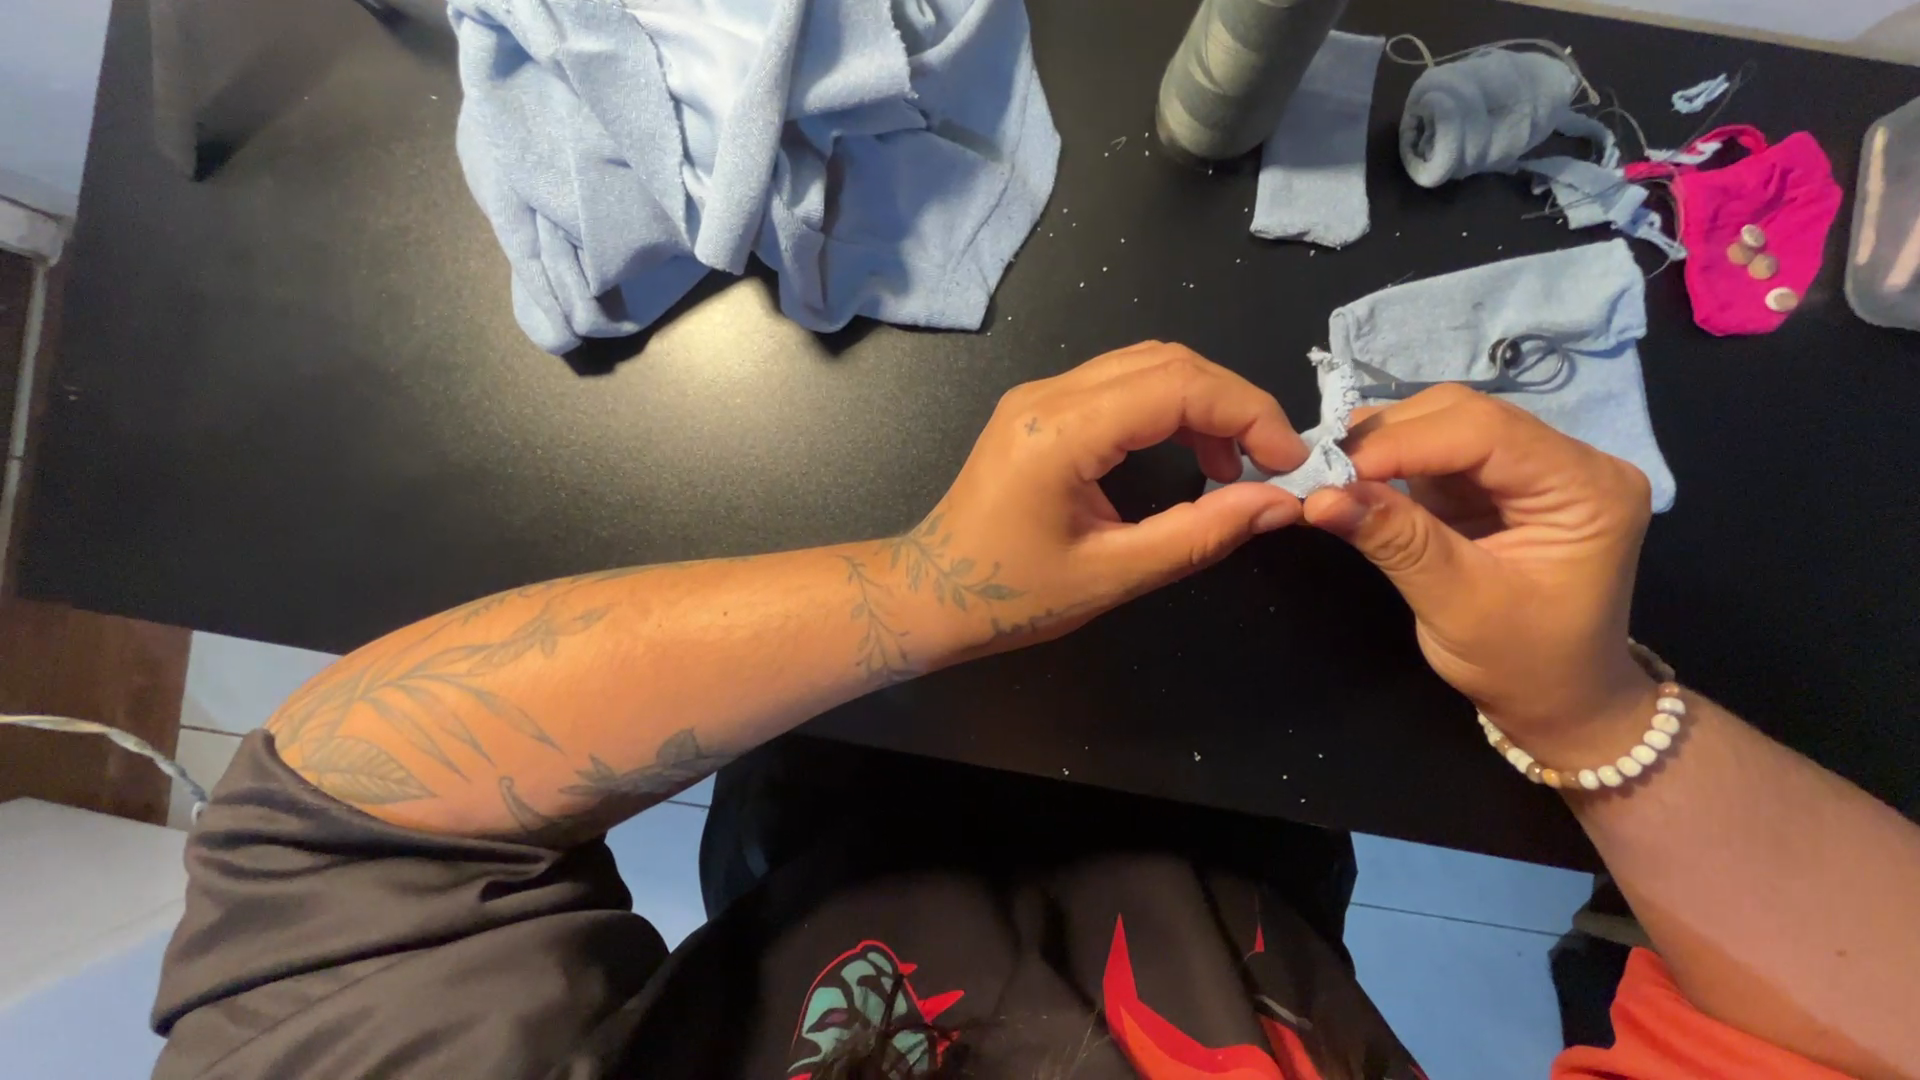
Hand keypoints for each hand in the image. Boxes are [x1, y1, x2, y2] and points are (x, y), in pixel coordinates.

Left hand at [922, 342, 1306, 658]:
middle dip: (1232, 404)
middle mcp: (1048, 396)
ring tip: (1229, 467)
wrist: (932, 594)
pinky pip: (1117, 387)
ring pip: (1144, 367)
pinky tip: (1186, 455)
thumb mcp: (1113, 575)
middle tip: (1268, 463)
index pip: (1178, 385)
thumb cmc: (1011, 595)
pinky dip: (1166, 410)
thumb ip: (1199, 534)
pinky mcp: (1038, 410)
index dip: (1248, 413)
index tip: (1289, 461)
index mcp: (1060, 432)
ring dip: (1201, 404)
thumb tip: (1278, 505)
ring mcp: (1038, 397)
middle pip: (1166, 362)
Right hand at [1301, 385, 1656, 761]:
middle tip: (1322, 471)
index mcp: (1586, 488)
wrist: (1558, 699)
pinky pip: (1433, 451)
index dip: (1402, 442)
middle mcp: (1566, 462)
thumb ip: (1396, 541)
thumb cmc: (1522, 662)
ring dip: (1381, 445)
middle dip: (1388, 437)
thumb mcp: (1456, 604)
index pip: (1486, 432)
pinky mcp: (1493, 483)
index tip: (1332, 470)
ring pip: (1443, 423)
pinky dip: (1387, 462)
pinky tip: (1353, 481)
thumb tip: (1319, 497)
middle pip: (1465, 413)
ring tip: (1331, 476)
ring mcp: (1528, 469)